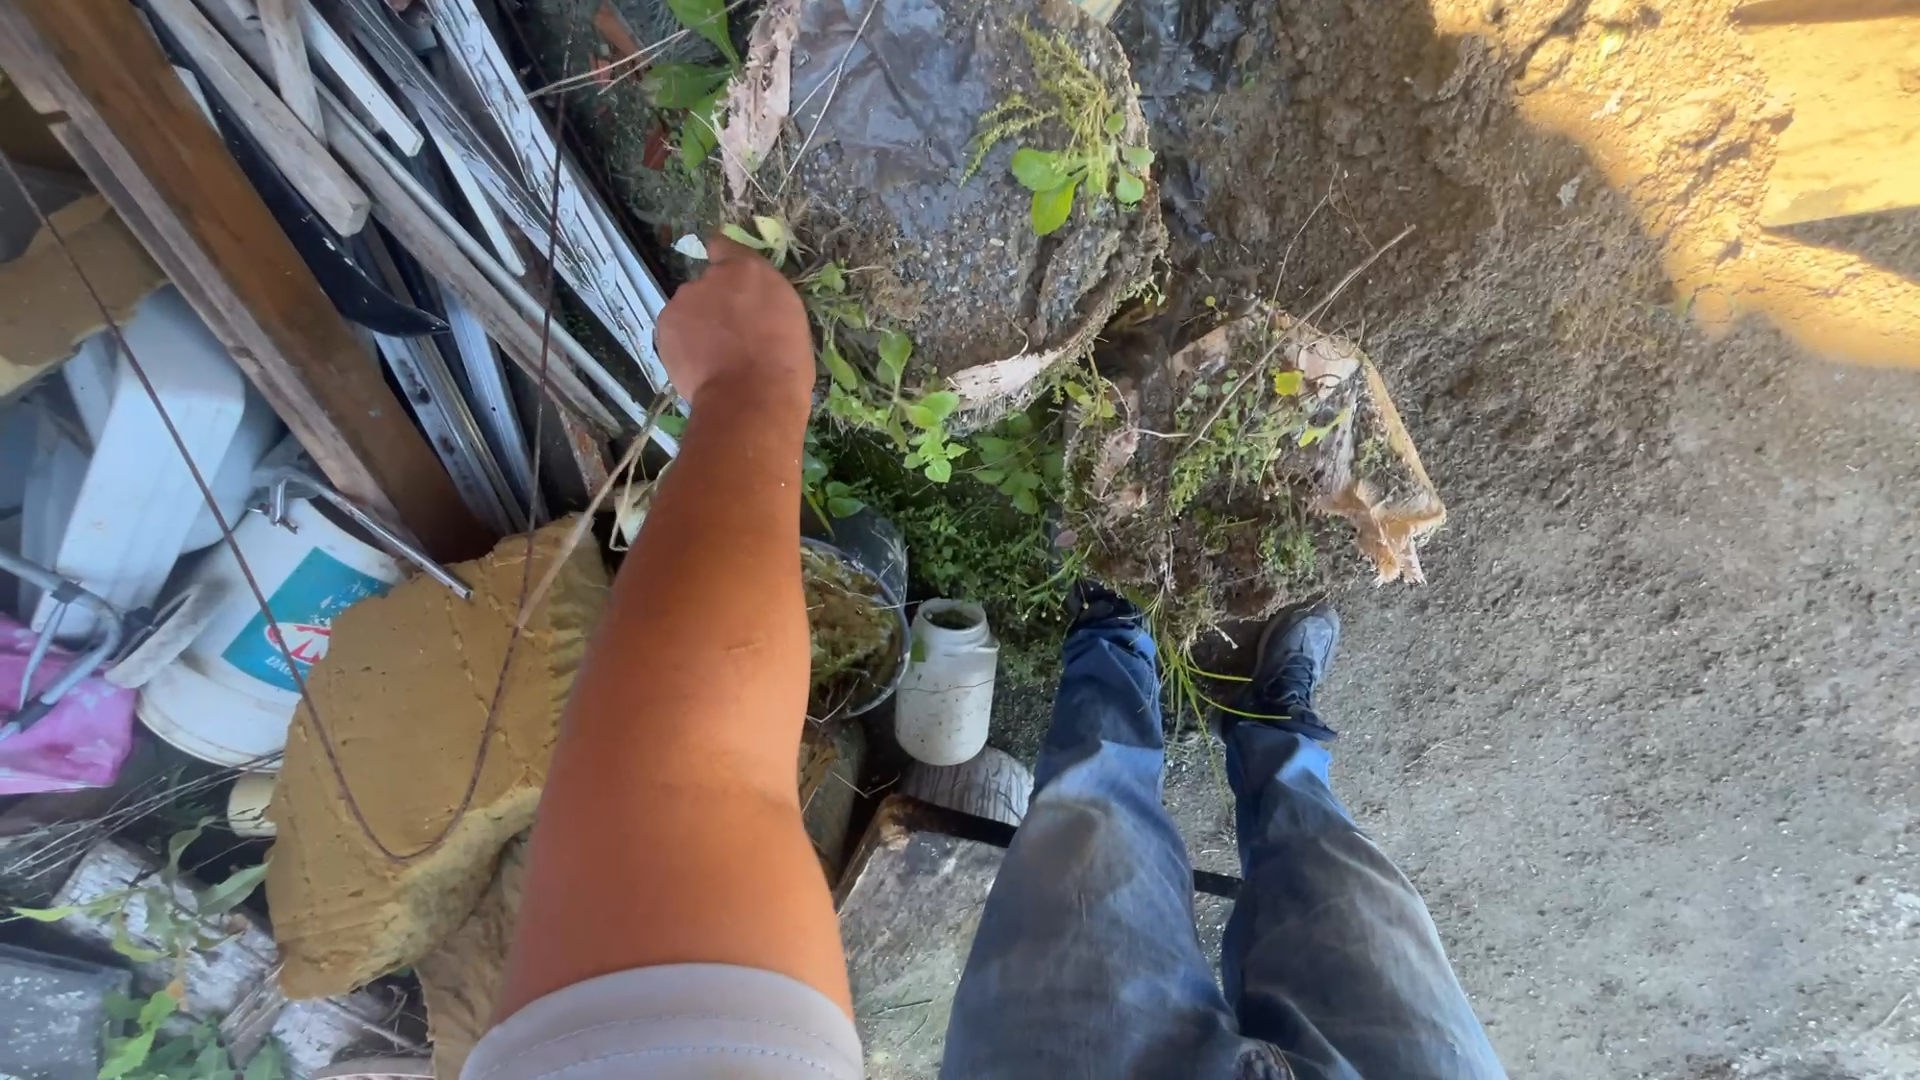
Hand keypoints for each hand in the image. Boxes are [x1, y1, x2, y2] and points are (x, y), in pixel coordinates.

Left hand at [655, 234, 814, 412]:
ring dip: (698, 325)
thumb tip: (754, 310)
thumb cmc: (786, 364)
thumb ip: (765, 304)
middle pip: (707, 284)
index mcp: (750, 270)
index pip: (724, 246)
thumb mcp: (791, 321)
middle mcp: (712, 277)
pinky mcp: (665, 327)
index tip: (730, 280)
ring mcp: (684, 301)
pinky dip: (684, 345)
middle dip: (715, 304)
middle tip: (732, 337)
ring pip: (688, 309)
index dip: (725, 261)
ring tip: (715, 358)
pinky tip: (700, 367)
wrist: (752, 399)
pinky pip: (674, 331)